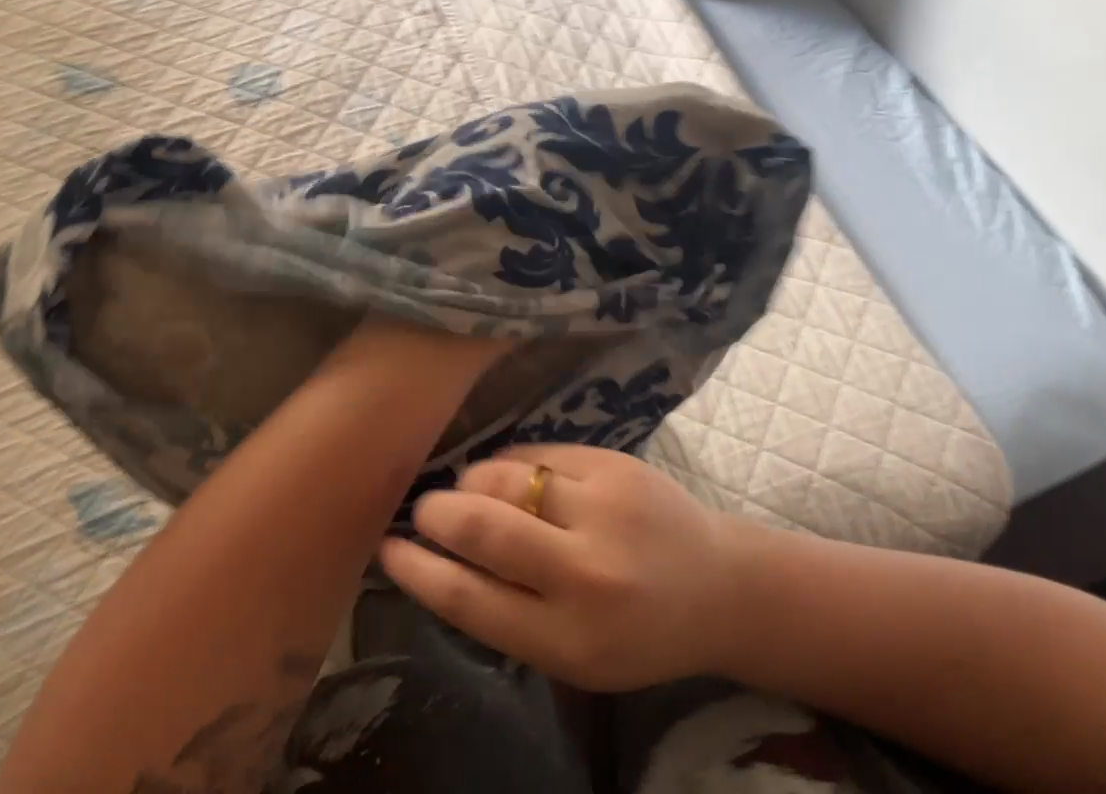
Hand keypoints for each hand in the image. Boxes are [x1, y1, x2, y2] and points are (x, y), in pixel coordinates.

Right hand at [379, 444, 751, 690]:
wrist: (719, 587)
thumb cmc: (634, 634)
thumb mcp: (569, 654)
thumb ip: (503, 614)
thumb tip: (430, 556)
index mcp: (568, 639)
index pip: (466, 597)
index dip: (414, 568)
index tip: (386, 548)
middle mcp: (586, 572)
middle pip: (480, 524)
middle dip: (434, 512)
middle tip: (424, 511)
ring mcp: (606, 508)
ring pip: (503, 476)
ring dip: (472, 483)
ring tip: (475, 495)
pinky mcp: (616, 464)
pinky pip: (535, 452)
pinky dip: (512, 466)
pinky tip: (516, 480)